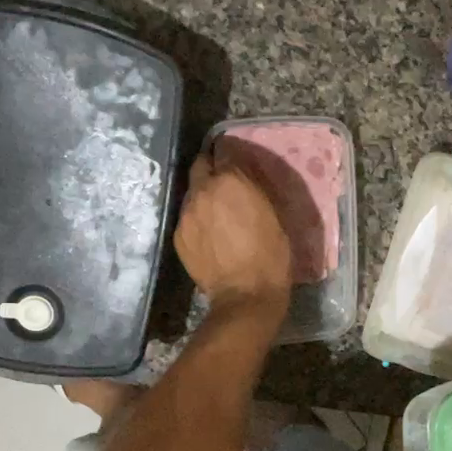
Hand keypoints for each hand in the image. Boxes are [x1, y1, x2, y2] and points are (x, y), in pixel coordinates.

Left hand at [175, 154, 291, 318]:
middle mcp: (202, 190)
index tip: (236, 168)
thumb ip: (253, 191)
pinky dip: (196, 222)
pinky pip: (187, 219)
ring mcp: (186, 214)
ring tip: (216, 217)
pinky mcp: (178, 236)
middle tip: (223, 187)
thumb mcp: (273, 216)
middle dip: (210, 172)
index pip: (222, 153)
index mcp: (230, 180)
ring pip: (191, 195)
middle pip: (199, 167)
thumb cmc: (270, 257)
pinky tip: (208, 238)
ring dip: (202, 199)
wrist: (245, 297)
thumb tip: (243, 181)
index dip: (229, 160)